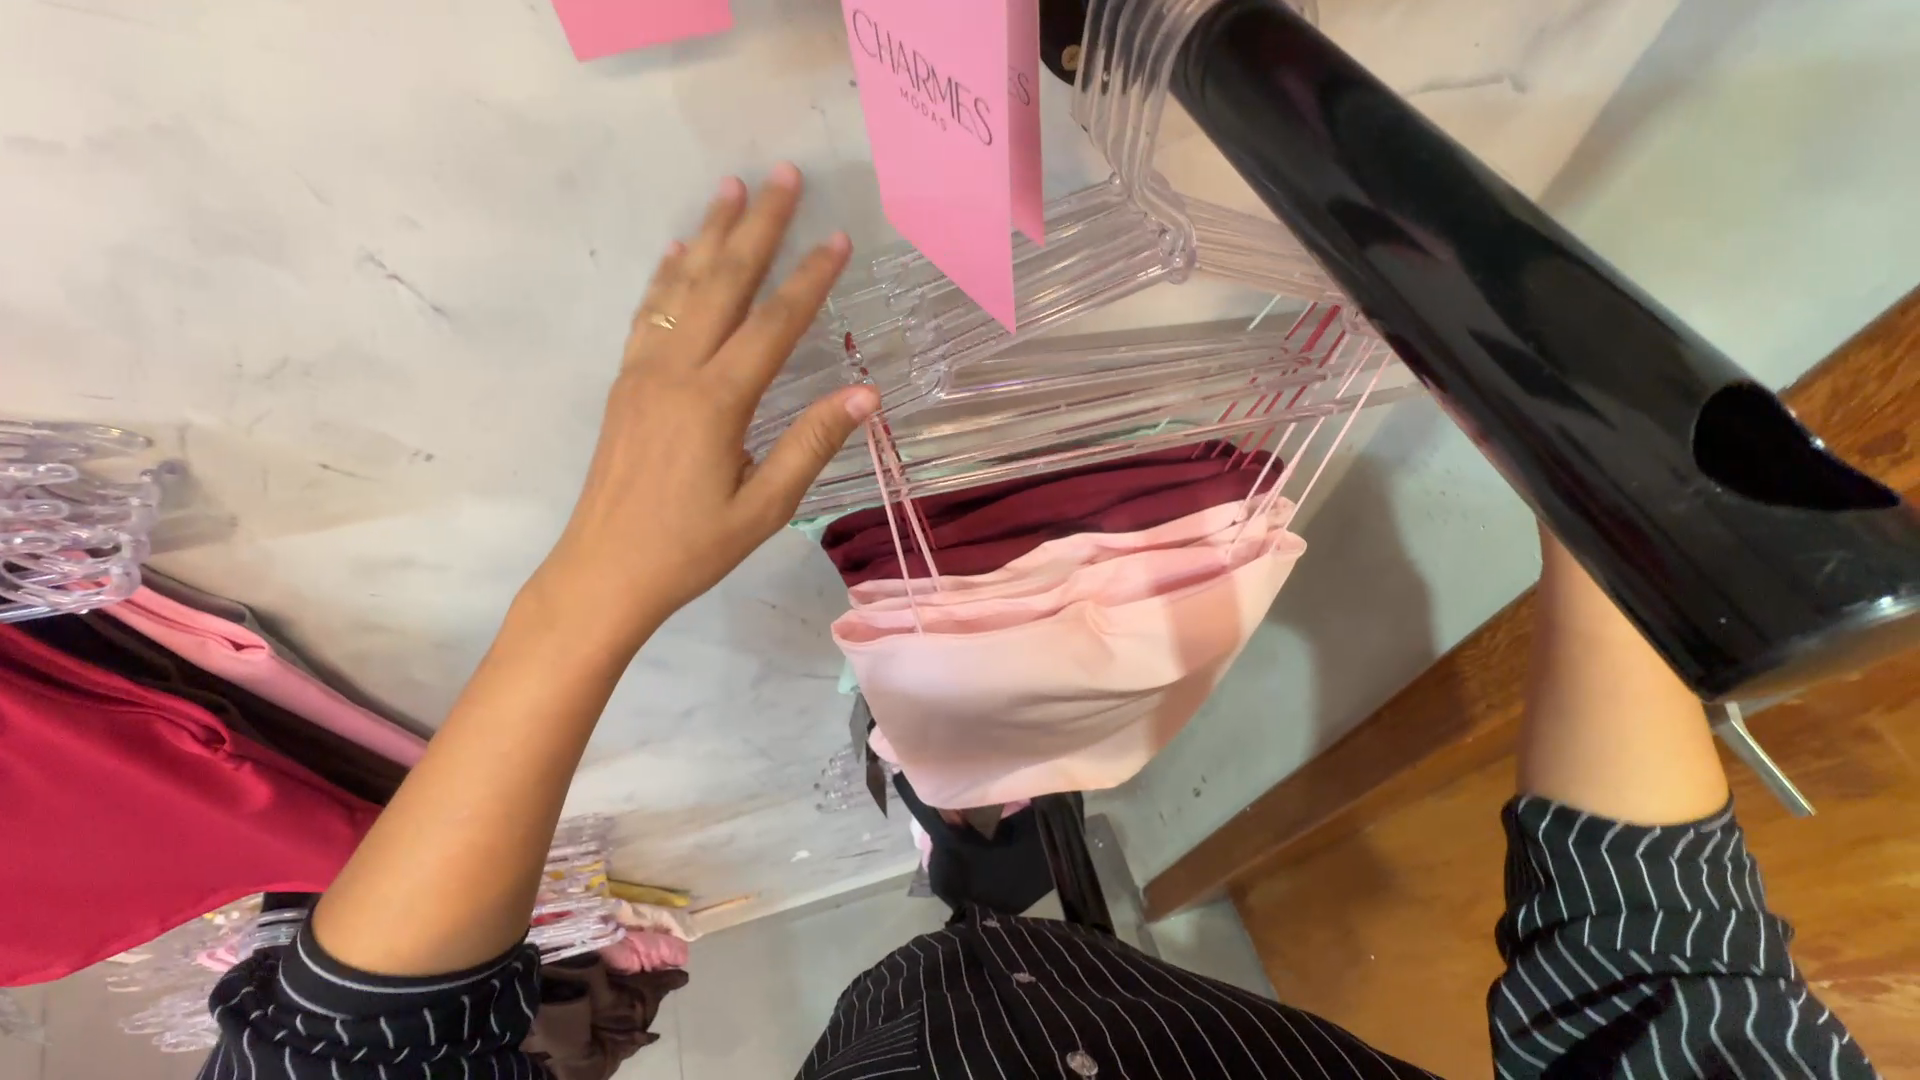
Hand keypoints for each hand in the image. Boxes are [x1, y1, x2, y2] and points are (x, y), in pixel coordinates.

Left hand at [533, 165, 880, 650]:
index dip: (809, 280)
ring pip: (681, 288)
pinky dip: (666, 276)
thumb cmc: (691, 548)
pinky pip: (648, 314)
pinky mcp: (625, 384)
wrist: (604, 572)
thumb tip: (865, 394)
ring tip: (732, 188)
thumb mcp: (764, 507)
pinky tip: (678, 251)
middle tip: (782, 175)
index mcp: (716, 402)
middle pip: (723, 284)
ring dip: (709, 234)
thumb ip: (811, 444)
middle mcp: (676, 371)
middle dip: (757, 227)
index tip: (839, 239)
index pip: (774, 325)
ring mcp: (642, 373)